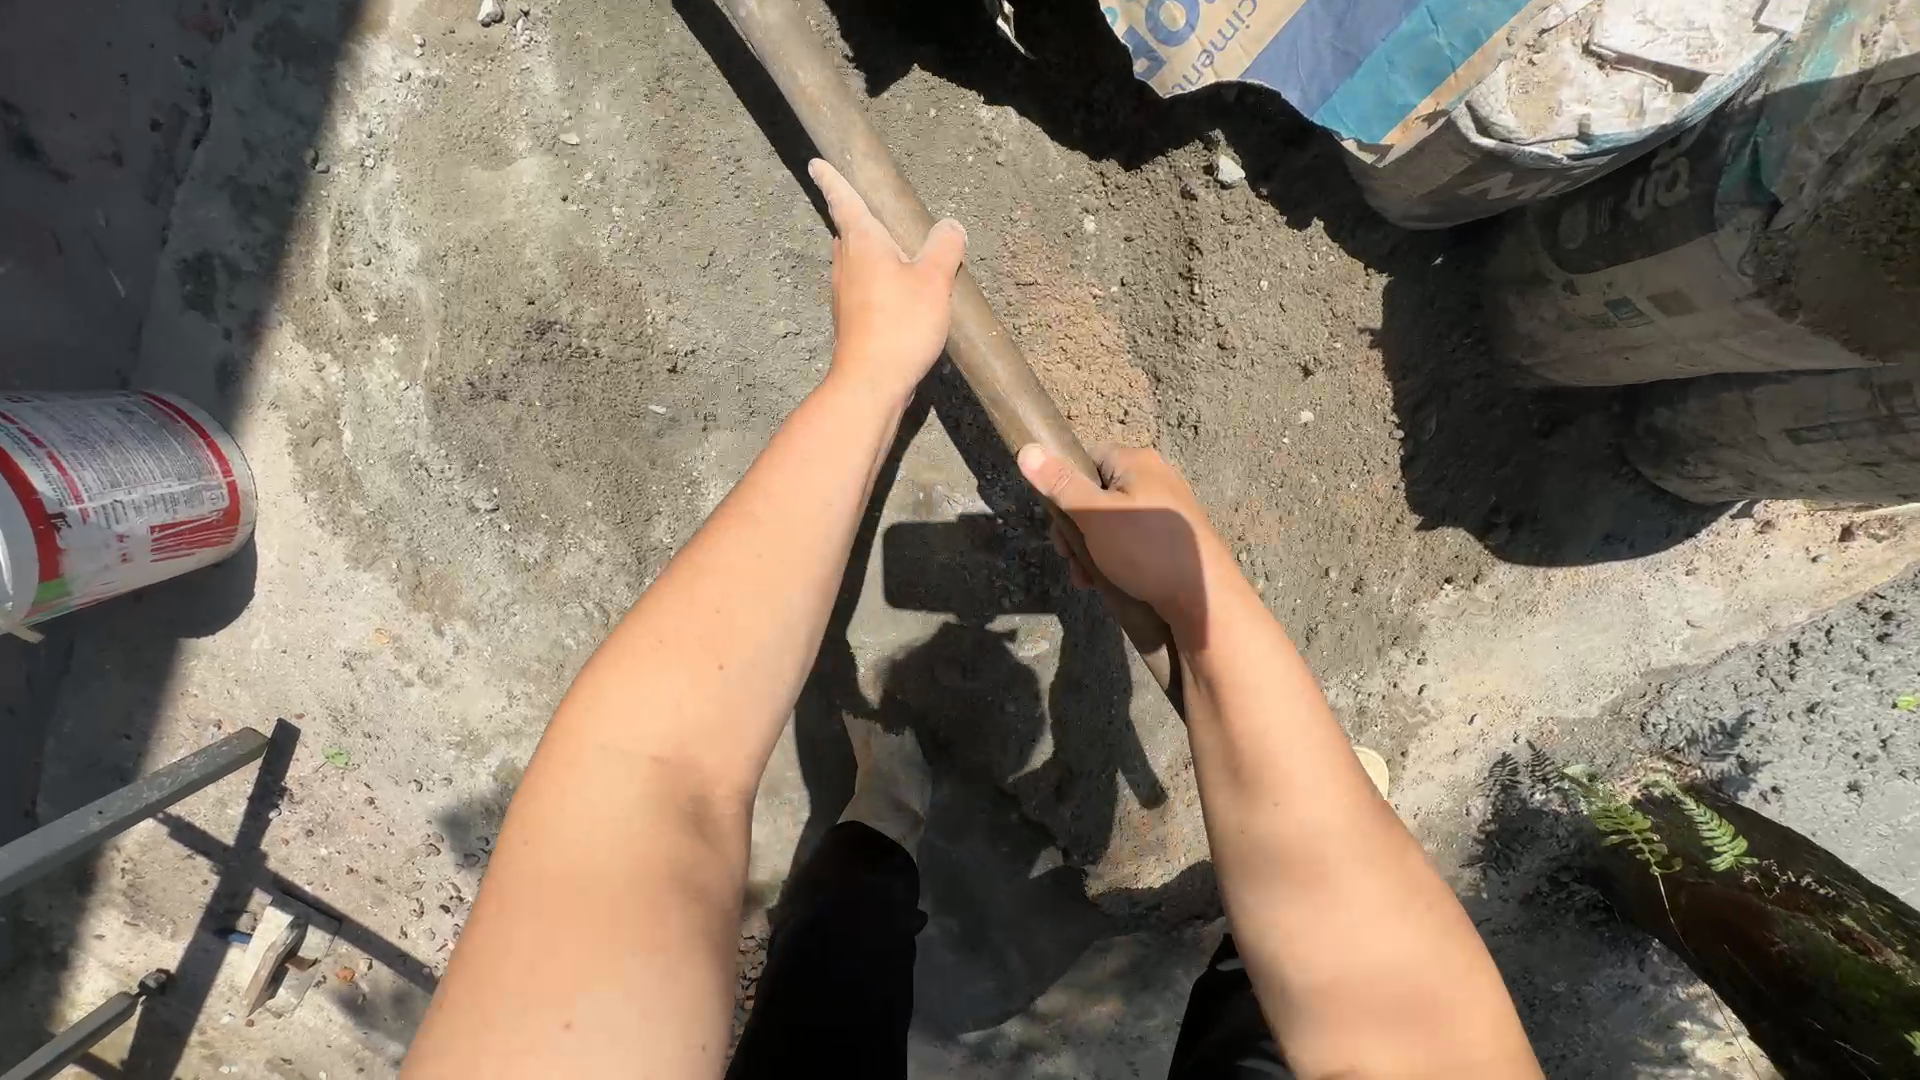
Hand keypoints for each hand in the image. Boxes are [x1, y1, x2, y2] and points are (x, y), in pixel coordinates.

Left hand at [810, 159, 966, 410]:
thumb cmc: (901, 324)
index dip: (832, 179)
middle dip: (861, 223)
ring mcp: (844, 295)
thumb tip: (952, 227)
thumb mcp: (935, 280)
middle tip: (880, 217)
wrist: (872, 382)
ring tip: (902, 261)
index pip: (843, 199)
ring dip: (874, 258)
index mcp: (862, 241)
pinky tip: (901, 302)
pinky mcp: (851, 322)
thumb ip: (945, 247)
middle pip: (850, 233)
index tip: (816, 164)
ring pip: (857, 264)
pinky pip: (864, 292)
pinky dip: (879, 288)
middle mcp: (845, 264)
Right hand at [1017, 442, 1234, 638]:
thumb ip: (1059, 484)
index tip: (1058, 520)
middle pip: (1096, 493)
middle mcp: (1154, 478)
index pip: (1086, 458)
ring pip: (1110, 521)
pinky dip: (1113, 557)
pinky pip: (1131, 539)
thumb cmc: (1144, 549)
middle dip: (1075, 528)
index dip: (1065, 486)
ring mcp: (1165, 509)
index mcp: (1136, 462)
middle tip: (1069, 557)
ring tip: (1086, 578)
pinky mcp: (1171, 537)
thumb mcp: (1093, 515)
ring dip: (1090, 548)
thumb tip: (1026, 449)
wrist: (1201, 597)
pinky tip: (1105, 581)